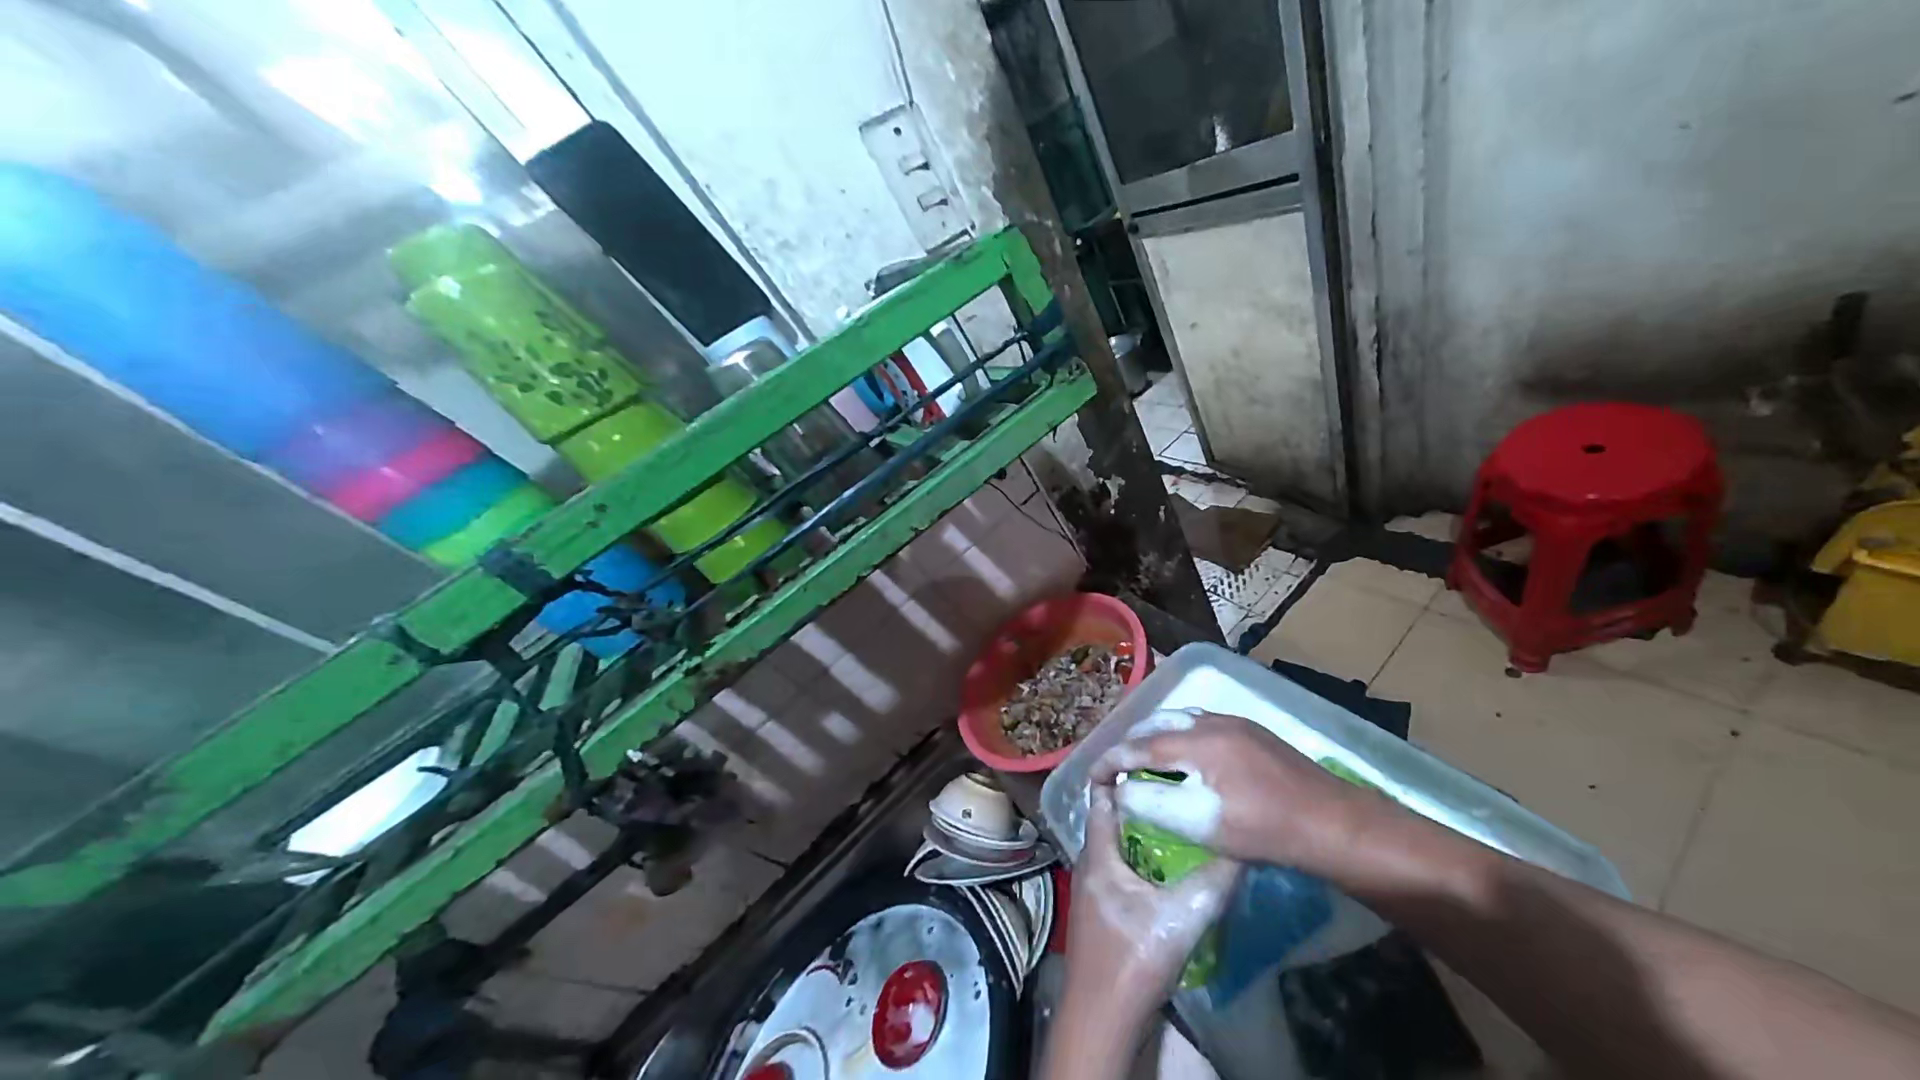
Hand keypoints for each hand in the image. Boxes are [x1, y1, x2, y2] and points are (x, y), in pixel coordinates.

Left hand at [1059, 785, 1241, 1023]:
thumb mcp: (1181, 917)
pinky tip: (1172, 869)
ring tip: (1181, 822)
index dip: (1121, 774)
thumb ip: (1212, 881)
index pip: (1103, 799)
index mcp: (1098, 855)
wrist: (1103, 1018)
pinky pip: (1123, 872)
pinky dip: (1144, 861)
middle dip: (1142, 804)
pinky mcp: (1104, 913)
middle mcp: (1090, 865)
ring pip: (1119, 848)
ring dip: (1144, 834)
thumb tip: (1240, 846)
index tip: (1152, 758)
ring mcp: (1094, 891)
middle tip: (1178, 788)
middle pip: (1113, 822)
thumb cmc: (1133, 959)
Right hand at [1090, 710, 1386, 877]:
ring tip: (1144, 760)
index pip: (1140, 745)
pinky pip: (1202, 725)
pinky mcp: (1253, 733)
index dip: (1111, 759)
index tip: (1092, 776)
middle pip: (1157, 723)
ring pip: (1180, 720)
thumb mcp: (1199, 822)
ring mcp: (1236, 723)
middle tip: (1115, 768)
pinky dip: (1180, 737)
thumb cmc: (1263, 828)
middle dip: (1131, 743)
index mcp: (1198, 740)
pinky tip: (1185, 758)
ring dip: (1155, 737)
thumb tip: (1121, 788)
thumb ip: (1151, 802)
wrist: (1333, 824)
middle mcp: (1213, 721)